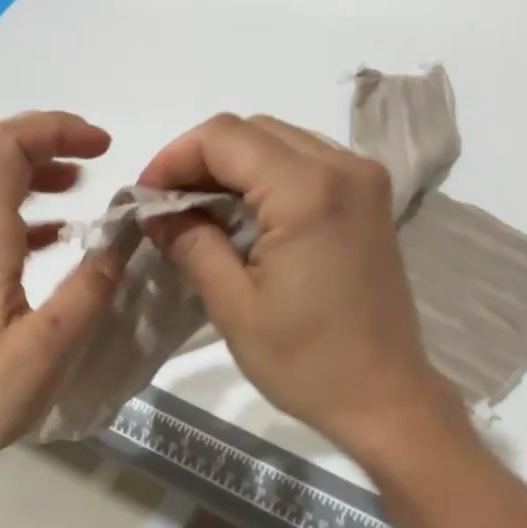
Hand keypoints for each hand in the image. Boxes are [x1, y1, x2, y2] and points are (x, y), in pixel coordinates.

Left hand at [0, 112, 123, 475]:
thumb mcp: (52, 346)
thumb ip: (90, 288)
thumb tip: (125, 236)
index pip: (1, 152)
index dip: (49, 129)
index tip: (101, 146)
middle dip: (43, 140)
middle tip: (93, 155)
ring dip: (37, 174)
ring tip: (83, 185)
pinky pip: (1, 230)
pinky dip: (34, 216)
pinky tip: (64, 238)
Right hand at [139, 114, 469, 463]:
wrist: (382, 396)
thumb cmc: (304, 361)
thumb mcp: (233, 307)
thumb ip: (192, 244)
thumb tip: (157, 212)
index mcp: (306, 190)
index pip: (224, 137)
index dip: (173, 158)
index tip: (144, 200)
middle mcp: (342, 167)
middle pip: (253, 130)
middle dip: (199, 161)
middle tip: (165, 209)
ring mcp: (363, 181)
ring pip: (281, 142)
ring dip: (232, 169)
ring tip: (196, 216)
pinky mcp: (369, 202)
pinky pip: (307, 165)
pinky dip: (265, 181)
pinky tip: (242, 221)